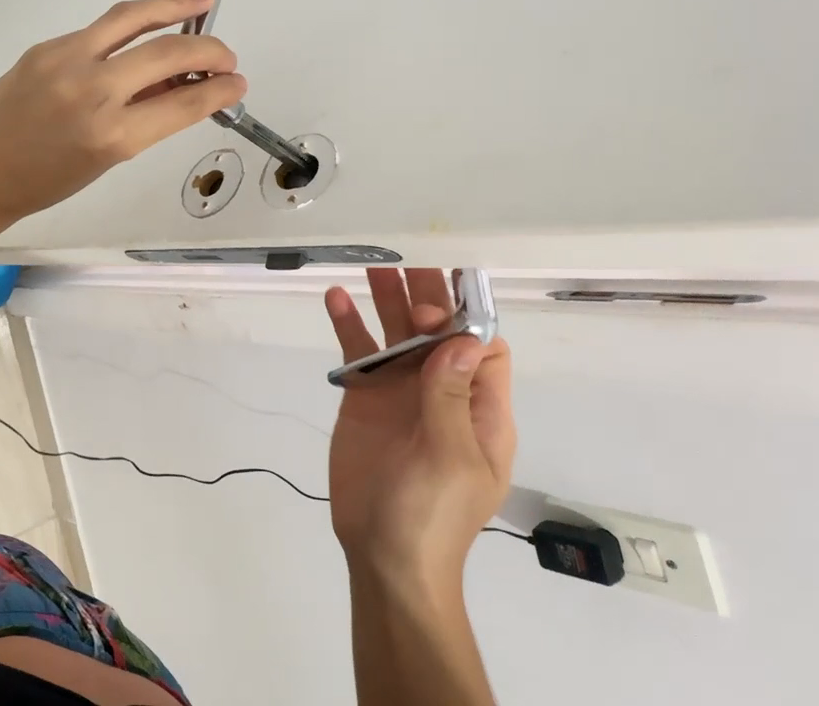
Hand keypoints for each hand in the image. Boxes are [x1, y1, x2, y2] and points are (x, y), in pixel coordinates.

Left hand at [0, 0, 246, 225]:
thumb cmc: (45, 181)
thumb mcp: (105, 159)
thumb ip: (145, 117)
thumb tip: (181, 82)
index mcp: (111, 135)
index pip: (185, 101)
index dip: (220, 88)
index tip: (237, 81)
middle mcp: (90, 91)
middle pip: (166, 51)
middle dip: (207, 49)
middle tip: (225, 53)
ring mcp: (62, 62)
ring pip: (130, 18)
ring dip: (172, 7)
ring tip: (200, 3)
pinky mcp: (42, 48)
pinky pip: (95, 32)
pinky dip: (126, 31)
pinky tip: (142, 31)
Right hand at [324, 269, 515, 588]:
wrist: (384, 553)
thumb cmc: (432, 513)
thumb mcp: (450, 457)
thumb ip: (452, 398)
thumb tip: (461, 339)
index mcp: (481, 410)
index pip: (482, 349)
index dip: (462, 322)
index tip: (433, 309)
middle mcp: (442, 394)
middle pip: (437, 334)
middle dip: (426, 299)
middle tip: (402, 266)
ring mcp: (400, 396)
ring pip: (396, 337)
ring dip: (387, 302)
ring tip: (372, 268)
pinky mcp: (363, 401)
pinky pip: (358, 355)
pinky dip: (348, 326)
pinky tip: (336, 299)